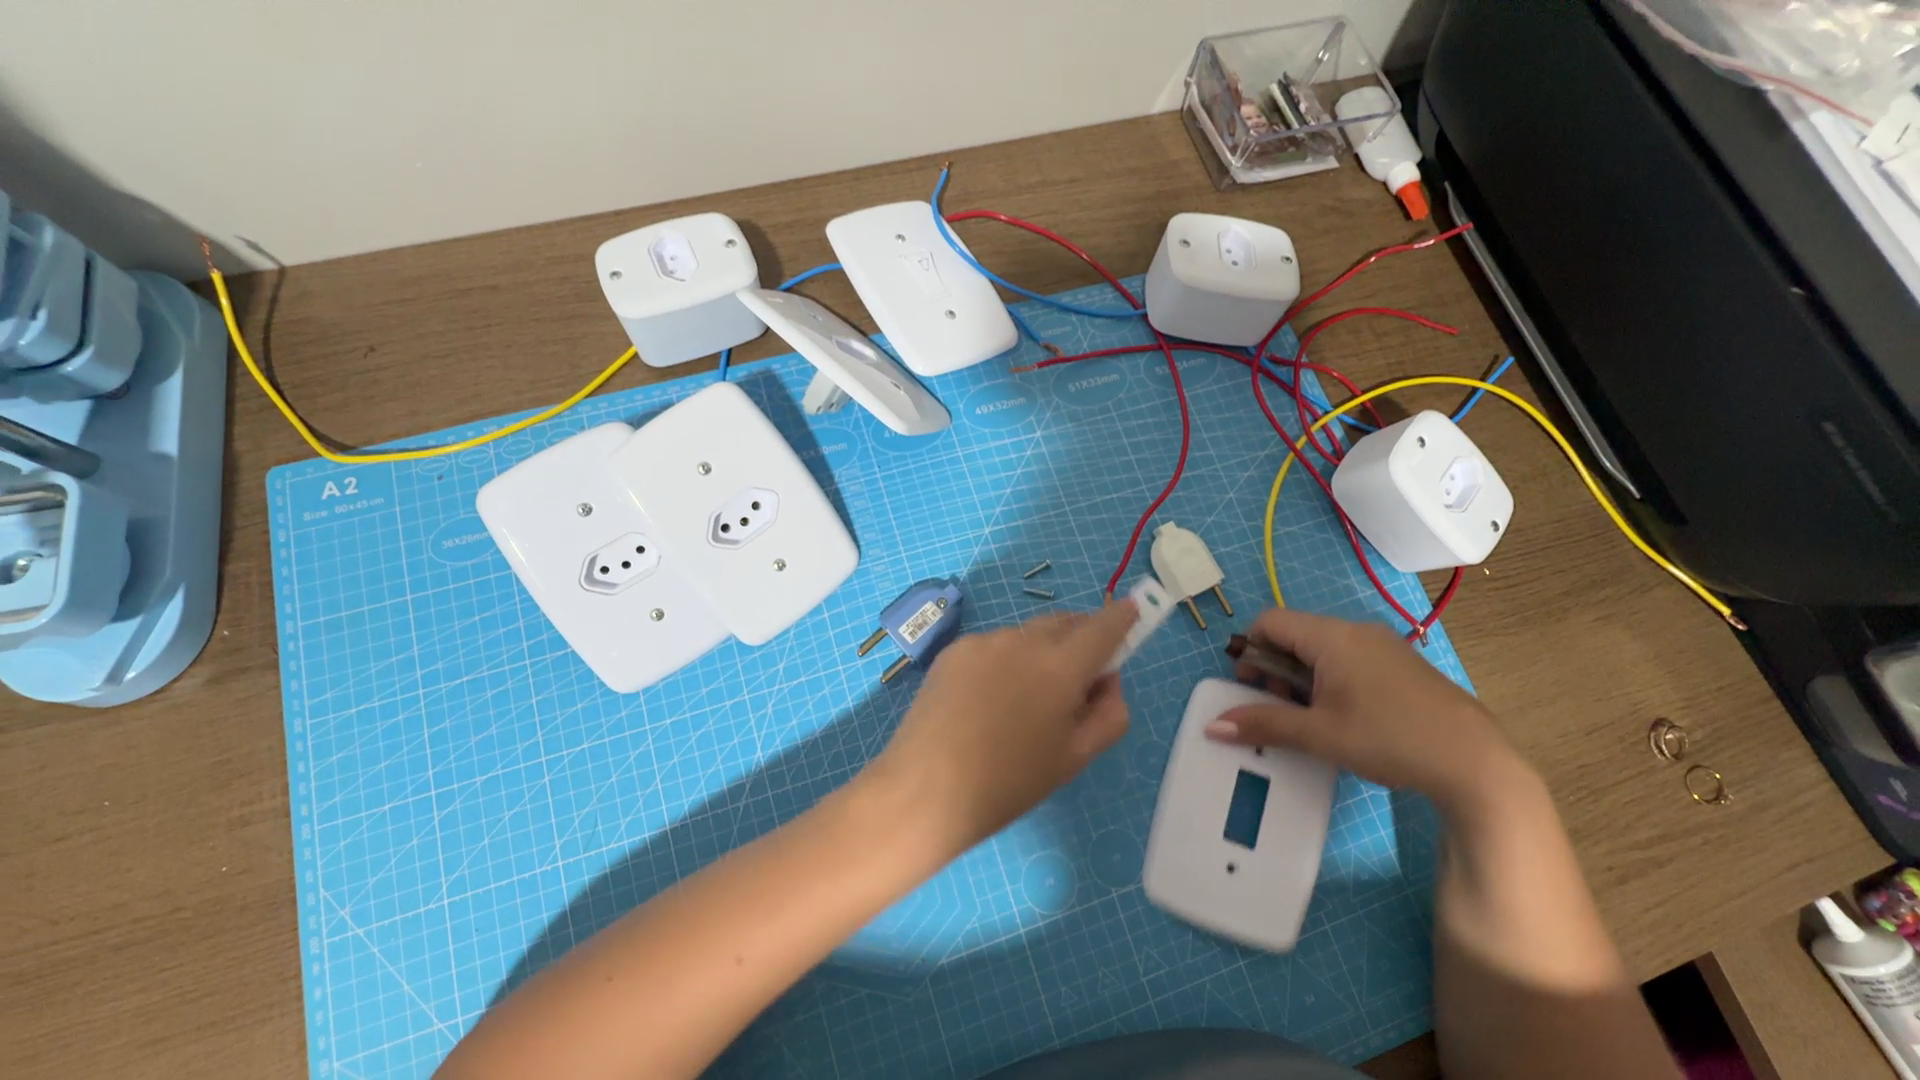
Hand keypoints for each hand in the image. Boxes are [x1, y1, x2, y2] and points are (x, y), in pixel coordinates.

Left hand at [866, 601, 1138, 856]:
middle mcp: (1023, 640)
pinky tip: (988, 701)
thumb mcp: (1075, 757)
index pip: (1102, 627)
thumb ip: (1109, 713)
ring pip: (1027, 636)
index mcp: (1061, 666)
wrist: (926, 788)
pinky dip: (1004, 662)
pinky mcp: (953, 650)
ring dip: (1040, 653)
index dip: (1121, 618)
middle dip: (1080, 639)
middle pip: (1064, 624)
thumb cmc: (1010, 782)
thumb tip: (1108, 680)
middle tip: (1078, 679)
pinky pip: (993, 647)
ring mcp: (984, 641)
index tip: (1131, 611)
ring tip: (1023, 702)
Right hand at [1208, 607, 1533, 816]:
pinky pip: (1350, 660)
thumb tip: (1212, 724)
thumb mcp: (1319, 735)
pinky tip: (1344, 718)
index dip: (1250, 650)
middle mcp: (1357, 631)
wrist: (1474, 763)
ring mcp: (1384, 647)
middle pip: (1296, 634)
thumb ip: (1263, 723)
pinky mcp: (1402, 666)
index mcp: (1333, 637)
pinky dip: (1331, 681)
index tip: (1252, 688)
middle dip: (1274, 668)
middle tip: (1277, 710)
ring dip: (1302, 678)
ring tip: (1309, 719)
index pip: (1270, 621)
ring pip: (1323, 649)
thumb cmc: (1389, 740)